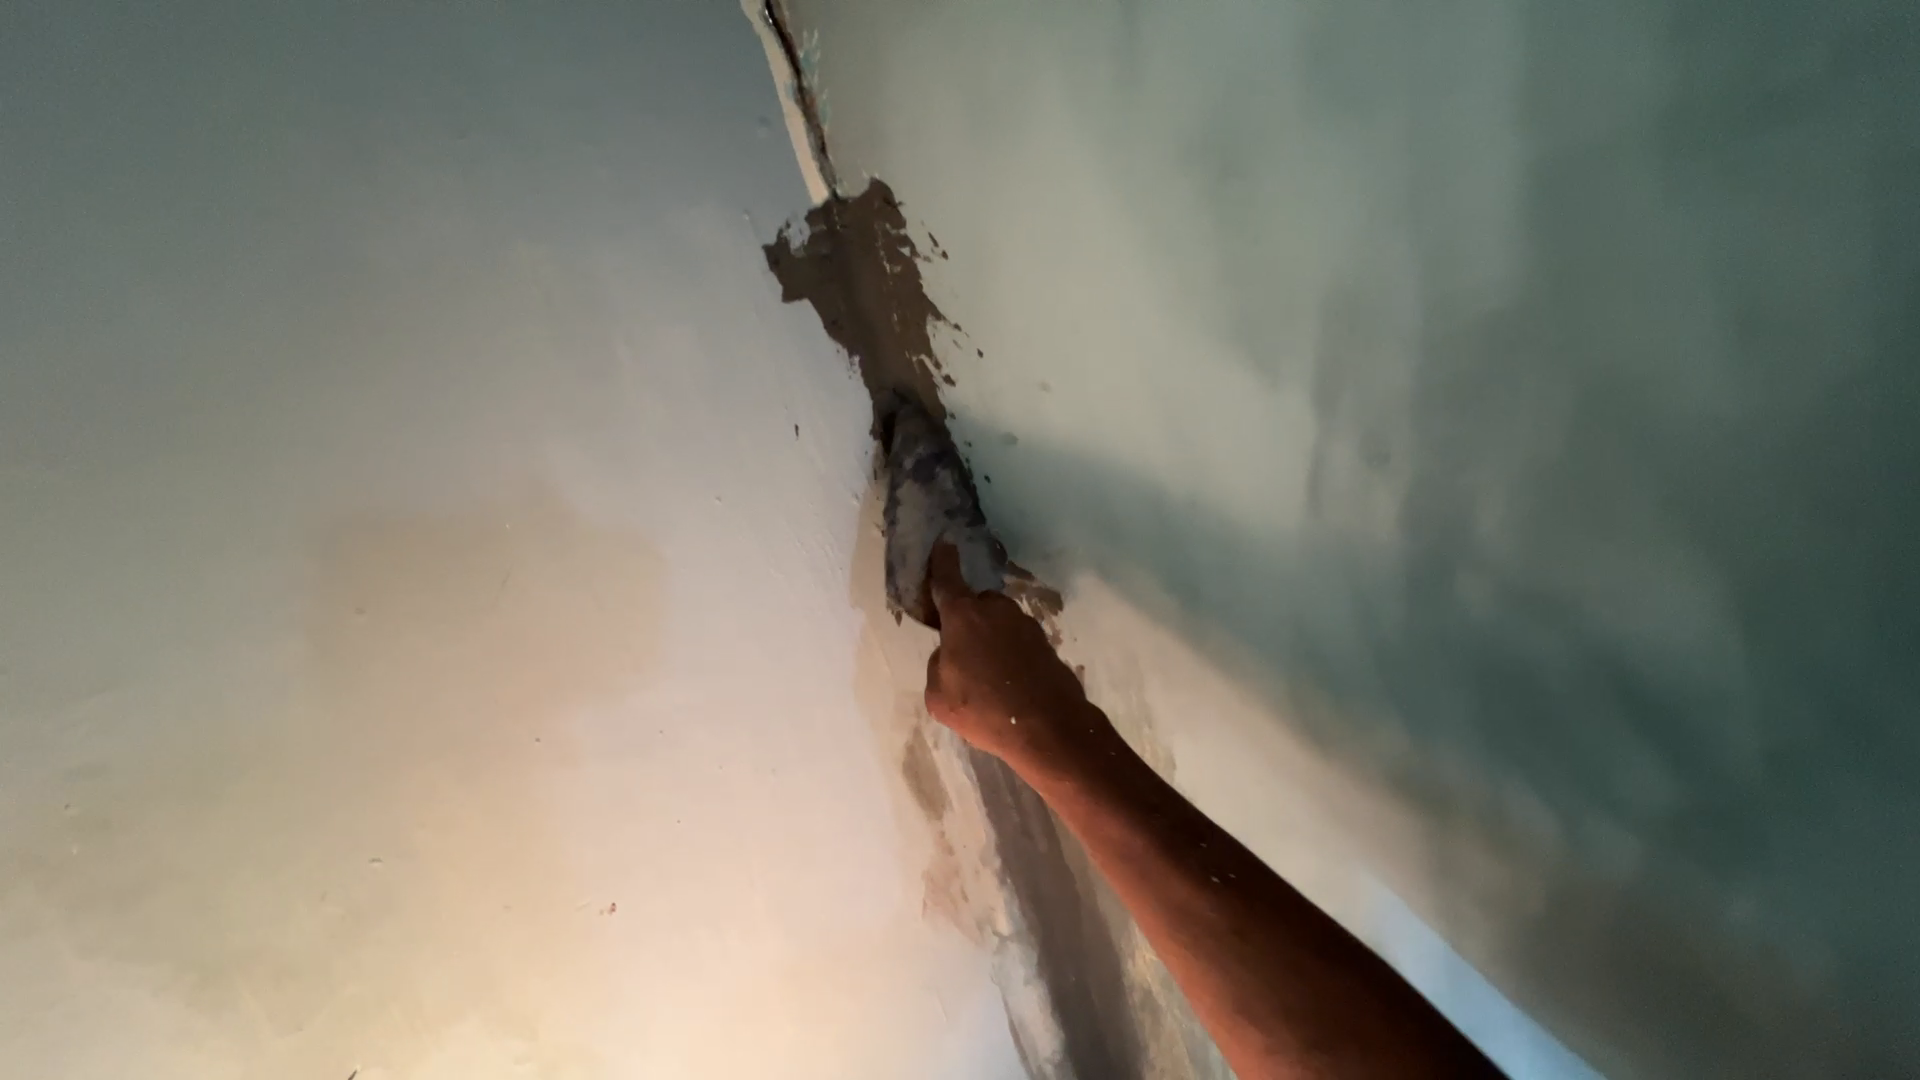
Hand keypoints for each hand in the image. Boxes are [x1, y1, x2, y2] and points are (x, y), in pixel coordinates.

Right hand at [923, 544, 1119, 776]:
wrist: (1048, 727)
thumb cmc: (983, 708)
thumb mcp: (938, 695)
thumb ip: (938, 666)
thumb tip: (950, 656)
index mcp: (963, 616)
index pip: (947, 580)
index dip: (943, 561)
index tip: (945, 542)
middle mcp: (996, 610)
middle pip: (976, 606)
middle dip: (969, 620)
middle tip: (964, 654)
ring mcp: (1025, 624)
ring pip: (999, 624)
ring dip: (991, 640)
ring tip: (989, 678)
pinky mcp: (1045, 643)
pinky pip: (1017, 642)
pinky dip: (1011, 656)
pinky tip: (1010, 685)